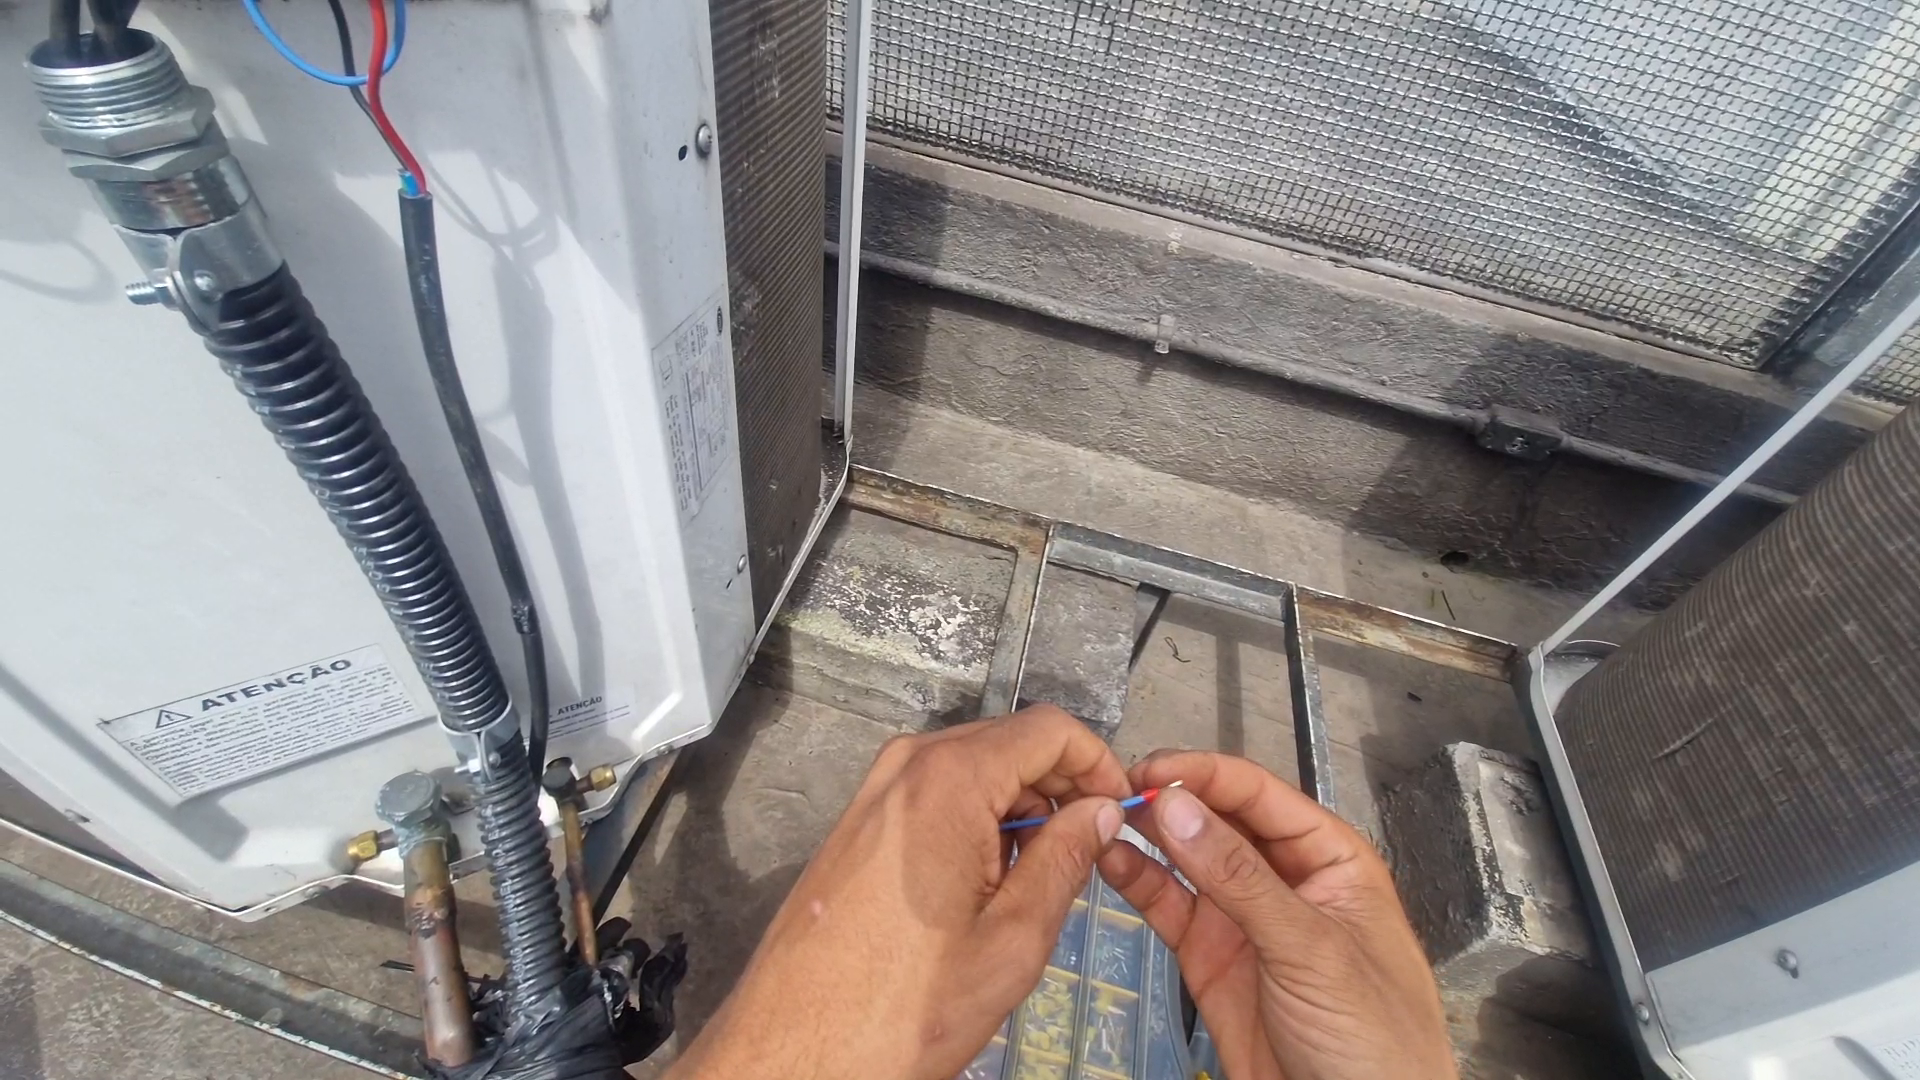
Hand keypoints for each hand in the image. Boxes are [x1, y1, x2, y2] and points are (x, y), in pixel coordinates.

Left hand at [668, 706, 1130, 1079]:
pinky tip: (982, 878)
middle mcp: (910, 760)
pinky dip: (976, 815)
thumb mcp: (1010, 941)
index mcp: (951, 776)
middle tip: (1086, 849)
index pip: (1048, 729)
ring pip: (975, 766)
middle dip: (1059, 785)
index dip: (1096, 761)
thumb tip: (1102, 810)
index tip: (1119, 811)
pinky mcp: (863, 813)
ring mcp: (879, 784)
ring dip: (1018, 805)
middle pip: (1010, 742)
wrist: (789, 1050)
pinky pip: (937, 789)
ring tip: (1033, 877)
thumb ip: (1065, 859)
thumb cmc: (906, 1004)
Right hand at [1097, 751, 1454, 1079]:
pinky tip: (1108, 859)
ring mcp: (1238, 911)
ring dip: (1146, 833)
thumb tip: (1171, 803)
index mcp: (1324, 856)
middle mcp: (1278, 871)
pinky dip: (1137, 878)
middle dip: (1169, 798)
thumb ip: (1238, 876)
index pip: (1256, 793)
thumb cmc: (1370, 1041)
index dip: (1201, 774)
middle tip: (1115, 790)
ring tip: (1101, 817)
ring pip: (1185, 854)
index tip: (1148, 770)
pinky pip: (1167, 901)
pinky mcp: (1206, 948)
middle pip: (1216, 815)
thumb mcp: (1310, 950)